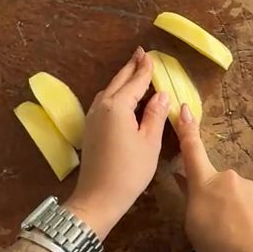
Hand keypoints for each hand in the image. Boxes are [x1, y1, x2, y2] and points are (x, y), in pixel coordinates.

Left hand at [64, 48, 168, 235]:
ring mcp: (93, 117)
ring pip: (108, 90)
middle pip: (118, 81)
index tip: (150, 55)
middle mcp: (101, 106)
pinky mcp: (90, 129)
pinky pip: (103, 102)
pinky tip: (121, 97)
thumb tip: (161, 95)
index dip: (145, 69)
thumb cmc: (129, 171)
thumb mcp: (150, 142)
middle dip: (130, 67)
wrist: (98, 198)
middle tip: (140, 53)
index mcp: (118, 106)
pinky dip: (114, 93)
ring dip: (121, 79)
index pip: (135, 82)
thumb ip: (155, 115)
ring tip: (133, 72)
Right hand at [174, 102, 252, 251]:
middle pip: (216, 184)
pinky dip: (246, 218)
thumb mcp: (192, 224)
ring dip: (231, 212)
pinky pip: (250, 206)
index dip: (187, 129)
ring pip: (235, 196)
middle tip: (213, 228)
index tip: (185, 108)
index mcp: (206, 182)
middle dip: (213, 200)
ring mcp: (250, 188)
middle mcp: (229, 178)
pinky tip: (247, 237)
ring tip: (231, 239)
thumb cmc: (218, 244)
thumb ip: (190, 198)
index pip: (192, 150)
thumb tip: (184, 178)